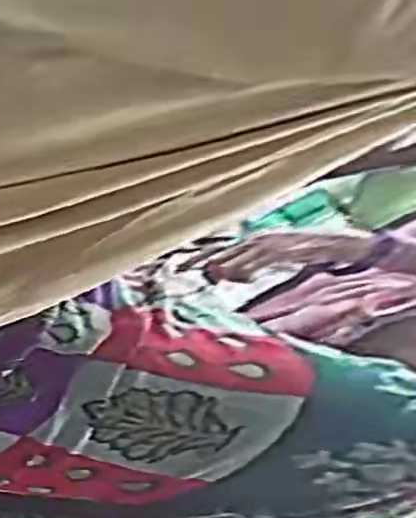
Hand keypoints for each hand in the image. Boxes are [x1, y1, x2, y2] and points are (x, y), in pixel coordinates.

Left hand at [201, 230, 374, 281]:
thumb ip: (246, 257)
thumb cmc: (303, 249)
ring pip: (227, 266)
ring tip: (246, 278)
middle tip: (225, 279)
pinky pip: (248, 269)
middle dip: (213, 273)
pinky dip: (245, 277)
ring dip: (231, 277)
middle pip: (215, 260)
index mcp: (251, 238)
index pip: (213, 249)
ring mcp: (266, 245)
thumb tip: (218, 271)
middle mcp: (255, 239)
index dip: (193, 260)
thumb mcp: (270, 250)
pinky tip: (253, 279)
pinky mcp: (278, 253)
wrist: (341, 242)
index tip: (176, 270)